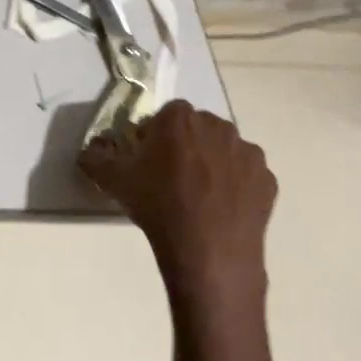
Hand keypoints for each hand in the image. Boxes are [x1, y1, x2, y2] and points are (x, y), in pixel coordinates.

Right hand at [79, 100, 277, 288]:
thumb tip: (92, 149)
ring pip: (224, 149)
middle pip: (198, 127)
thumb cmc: (156, 203)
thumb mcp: (110, 179)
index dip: (155, 132)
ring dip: (211, 162)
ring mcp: (248, 153)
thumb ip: (94, 157)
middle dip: (185, 143)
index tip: (146, 155)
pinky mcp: (268, 179)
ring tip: (195, 194)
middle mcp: (219, 127)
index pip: (167, 113)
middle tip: (168, 174)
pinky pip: (245, 174)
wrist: (208, 247)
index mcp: (180, 119)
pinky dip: (233, 184)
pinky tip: (217, 207)